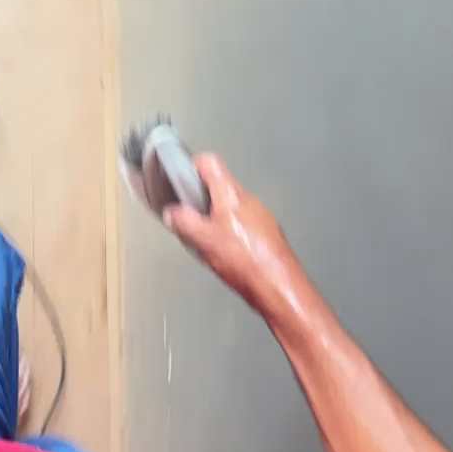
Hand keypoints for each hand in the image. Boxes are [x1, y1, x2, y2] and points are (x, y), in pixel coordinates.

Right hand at [164, 154, 314, 328]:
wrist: (280, 289)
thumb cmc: (246, 262)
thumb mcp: (203, 240)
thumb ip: (183, 221)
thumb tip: (171, 213)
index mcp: (232, 194)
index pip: (210, 162)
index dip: (191, 166)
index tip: (179, 179)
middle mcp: (249, 200)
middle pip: (219, 185)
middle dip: (200, 199)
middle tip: (188, 216)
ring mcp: (261, 217)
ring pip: (231, 206)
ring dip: (215, 217)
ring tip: (205, 239)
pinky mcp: (268, 234)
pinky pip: (243, 223)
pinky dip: (230, 231)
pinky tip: (225, 253)